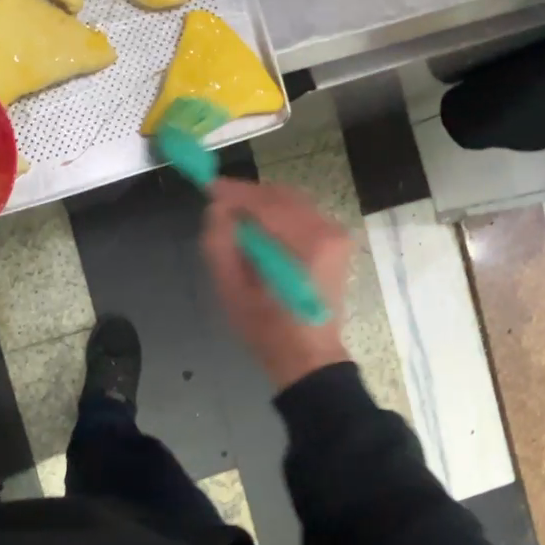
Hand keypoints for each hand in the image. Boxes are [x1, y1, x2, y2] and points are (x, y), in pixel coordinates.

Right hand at [203, 178, 351, 390]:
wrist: (308, 358)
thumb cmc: (266, 329)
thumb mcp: (231, 290)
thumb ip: (220, 243)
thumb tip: (217, 208)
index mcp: (305, 241)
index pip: (264, 201)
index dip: (234, 191)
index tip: (208, 186)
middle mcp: (327, 229)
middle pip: (281, 196)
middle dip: (248, 196)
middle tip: (219, 204)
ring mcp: (336, 235)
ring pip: (292, 203)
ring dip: (263, 206)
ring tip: (236, 220)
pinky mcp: (336, 243)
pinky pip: (302, 216)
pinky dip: (278, 217)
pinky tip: (259, 233)